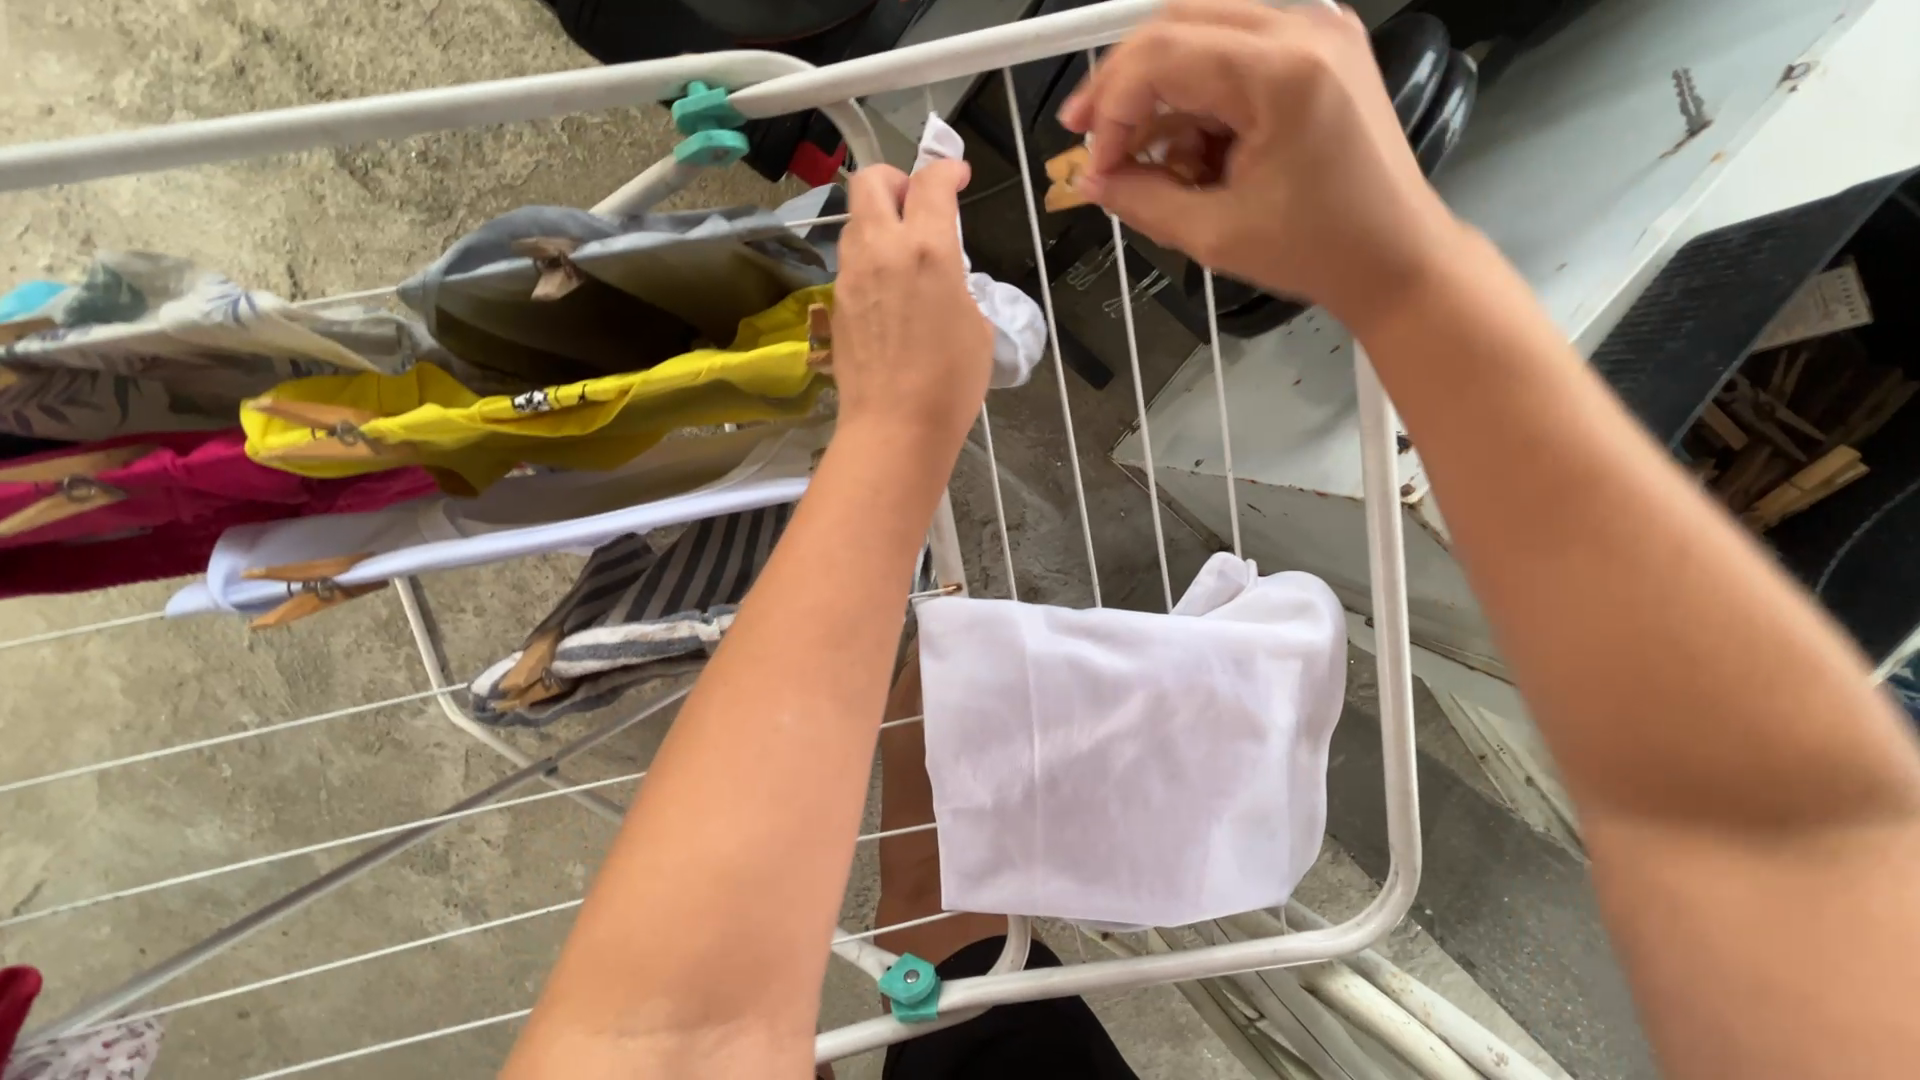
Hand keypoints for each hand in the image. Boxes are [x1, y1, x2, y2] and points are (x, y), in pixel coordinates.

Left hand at [832, 161, 993, 456]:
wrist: (895, 427)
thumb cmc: (950, 383)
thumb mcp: (977, 326)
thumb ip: (958, 284)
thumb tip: (943, 278)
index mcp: (926, 249)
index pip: (930, 182)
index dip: (946, 169)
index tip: (957, 174)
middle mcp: (881, 250)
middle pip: (871, 181)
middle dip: (895, 179)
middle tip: (916, 202)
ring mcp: (851, 276)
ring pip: (855, 222)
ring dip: (879, 221)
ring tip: (903, 251)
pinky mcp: (837, 305)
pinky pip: (851, 263)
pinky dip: (870, 260)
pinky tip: (889, 292)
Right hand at [1058, 0, 1464, 335]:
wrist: (1396, 256)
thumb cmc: (1318, 251)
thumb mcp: (1214, 235)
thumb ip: (1141, 200)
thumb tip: (1091, 180)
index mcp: (1283, 72)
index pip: (1162, 55)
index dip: (1111, 109)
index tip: (1094, 164)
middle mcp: (1304, 28)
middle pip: (1176, 24)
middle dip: (1124, 85)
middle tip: (1091, 137)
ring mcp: (1318, 30)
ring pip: (1201, 32)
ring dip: (1161, 94)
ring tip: (1151, 159)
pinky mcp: (1320, 49)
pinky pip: (1234, 51)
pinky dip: (1198, 96)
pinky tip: (1193, 148)